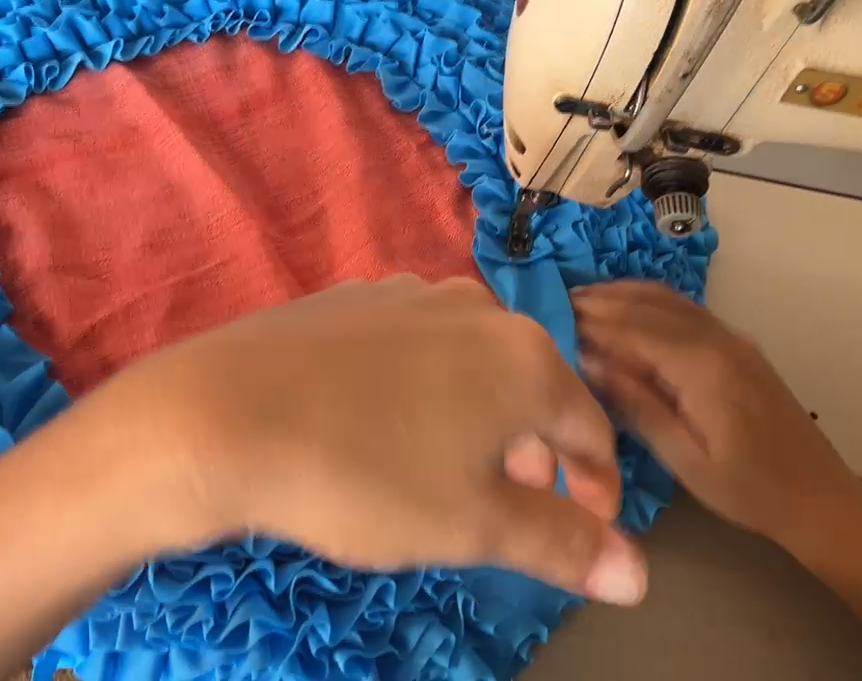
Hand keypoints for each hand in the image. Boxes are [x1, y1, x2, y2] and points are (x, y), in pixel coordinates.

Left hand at [86, 275, 649, 603]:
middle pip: (528, 385)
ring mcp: (406, 292)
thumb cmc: (364, 474)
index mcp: (521, 354)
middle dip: (532, 451)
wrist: (224, 414)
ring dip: (476, 417)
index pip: (589, 424)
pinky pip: (412, 345)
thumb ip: (562, 540)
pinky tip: (380, 422)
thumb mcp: (471, 523)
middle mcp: (472, 307)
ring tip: (444, 469)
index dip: (596, 483)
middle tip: (508, 507)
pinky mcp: (352, 297)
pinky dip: (421, 387)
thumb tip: (637, 570)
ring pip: (469, 361)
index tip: (587, 530)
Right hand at [573, 281, 861, 553]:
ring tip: (581, 301)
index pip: (632, 326)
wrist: (821, 501)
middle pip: (647, 303)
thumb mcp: (683, 457)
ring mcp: (730, 337)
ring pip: (666, 298)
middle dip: (600, 299)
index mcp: (702, 365)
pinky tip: (626, 311)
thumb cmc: (748, 489)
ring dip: (622, 294)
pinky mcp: (736, 345)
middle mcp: (716, 338)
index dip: (590, 319)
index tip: (549, 316)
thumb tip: (586, 361)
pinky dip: (647, 301)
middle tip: (555, 303)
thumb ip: (635, 404)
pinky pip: (683, 308)